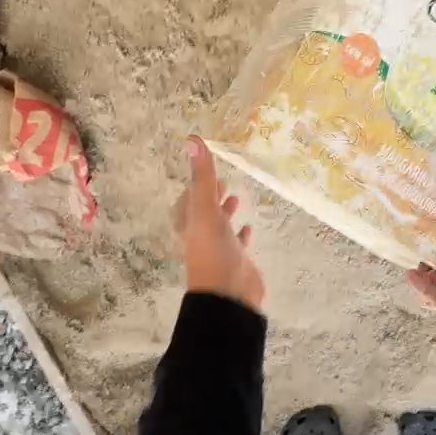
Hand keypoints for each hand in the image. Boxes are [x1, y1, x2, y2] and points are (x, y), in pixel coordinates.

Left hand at [174, 136, 265, 311]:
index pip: (186, 200)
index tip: (205, 173)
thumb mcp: (206, 209)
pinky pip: (236, 244)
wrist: (229, 295)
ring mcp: (218, 250)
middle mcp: (200, 236)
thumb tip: (192, 139)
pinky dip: (241, 234)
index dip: (194, 186)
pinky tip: (249, 228)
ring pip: (219, 227)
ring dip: (226, 213)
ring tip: (237, 199)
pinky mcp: (235, 262)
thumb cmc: (213, 251)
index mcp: (188, 224)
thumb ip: (203, 176)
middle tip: (224, 183)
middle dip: (212, 197)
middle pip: (203, 212)